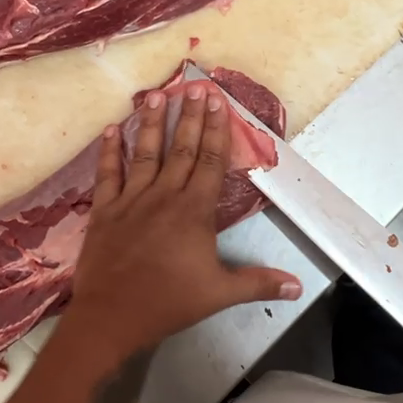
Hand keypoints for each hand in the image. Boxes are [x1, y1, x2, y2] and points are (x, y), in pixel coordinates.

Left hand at [63, 81, 301, 355]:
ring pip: (144, 153)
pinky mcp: (105, 211)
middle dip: (189, 116)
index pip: (209, 160)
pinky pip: (108, 174)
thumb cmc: (169, 302)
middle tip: (194, 86)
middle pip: (180, 148)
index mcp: (194, 210)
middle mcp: (164, 196)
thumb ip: (258, 283)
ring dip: (150, 123)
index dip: (216, 129)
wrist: (112, 316)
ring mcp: (131, 200)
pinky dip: (109, 151)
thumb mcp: (220, 294)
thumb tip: (298, 287)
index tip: (217, 101)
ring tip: (156, 95)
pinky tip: (109, 130)